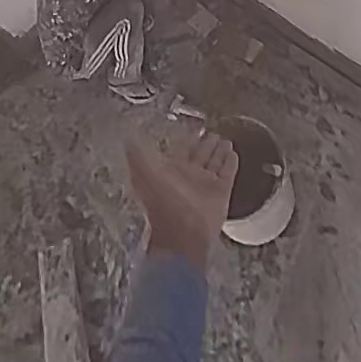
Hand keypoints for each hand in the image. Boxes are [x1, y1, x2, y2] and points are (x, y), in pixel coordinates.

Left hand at [127, 131, 238, 270]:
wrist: (184, 233)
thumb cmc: (163, 204)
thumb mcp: (144, 177)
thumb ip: (137, 158)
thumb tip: (127, 141)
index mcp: (172, 171)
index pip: (182, 150)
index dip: (188, 139)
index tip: (196, 129)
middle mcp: (190, 176)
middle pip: (200, 155)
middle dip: (206, 144)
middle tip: (214, 133)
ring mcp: (206, 184)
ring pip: (214, 162)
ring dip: (219, 151)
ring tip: (225, 139)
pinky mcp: (221, 192)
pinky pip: (227, 173)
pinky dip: (230, 163)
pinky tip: (233, 153)